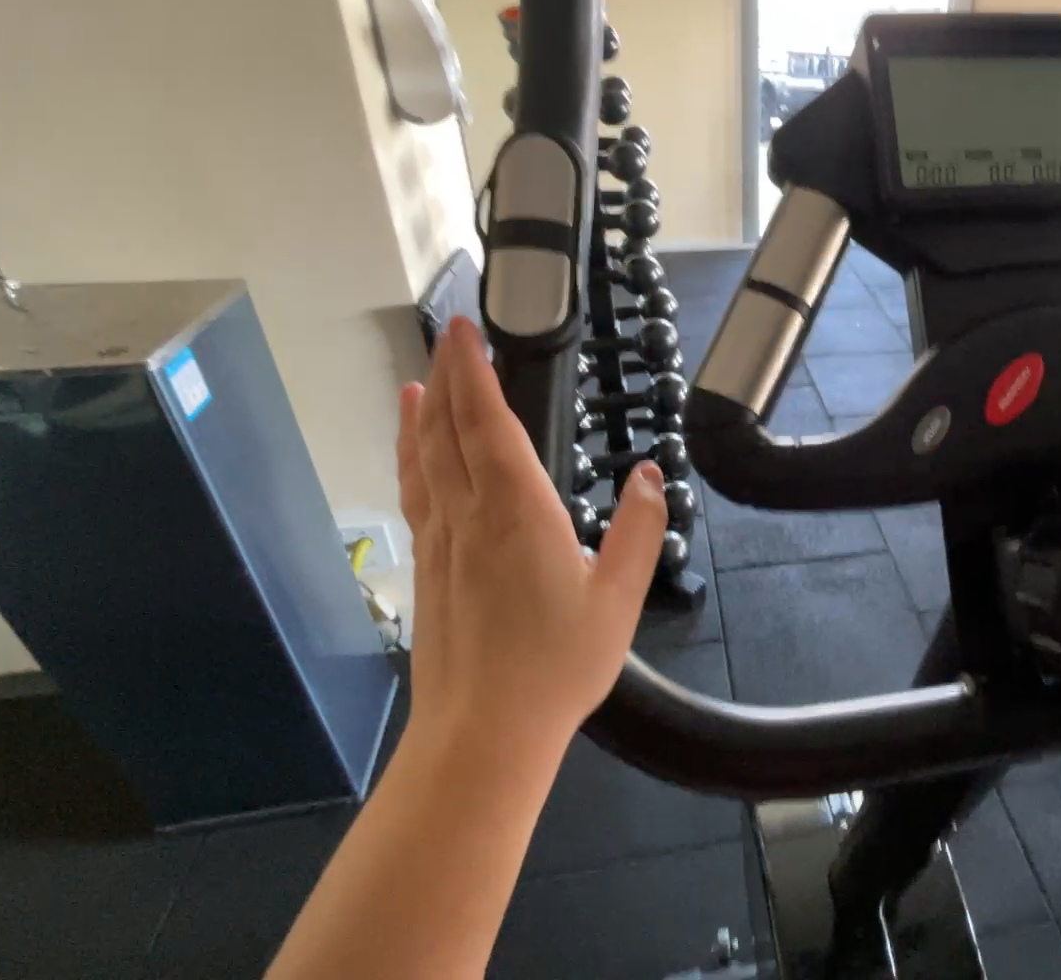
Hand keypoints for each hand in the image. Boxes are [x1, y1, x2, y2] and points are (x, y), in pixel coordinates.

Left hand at [398, 317, 668, 746]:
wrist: (484, 731)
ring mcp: (440, 542)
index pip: (488, 425)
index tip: (466, 330)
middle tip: (448, 336)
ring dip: (421, 415)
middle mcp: (469, 516)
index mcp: (517, 513)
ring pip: (423, 461)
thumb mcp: (618, 598)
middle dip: (447, 376)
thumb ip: (637, 530)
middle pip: (447, 431)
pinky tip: (414, 454)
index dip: (475, 373)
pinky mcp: (428, 569)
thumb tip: (649, 473)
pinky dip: (412, 459)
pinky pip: (416, 494)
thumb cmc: (558, 665)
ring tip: (419, 381)